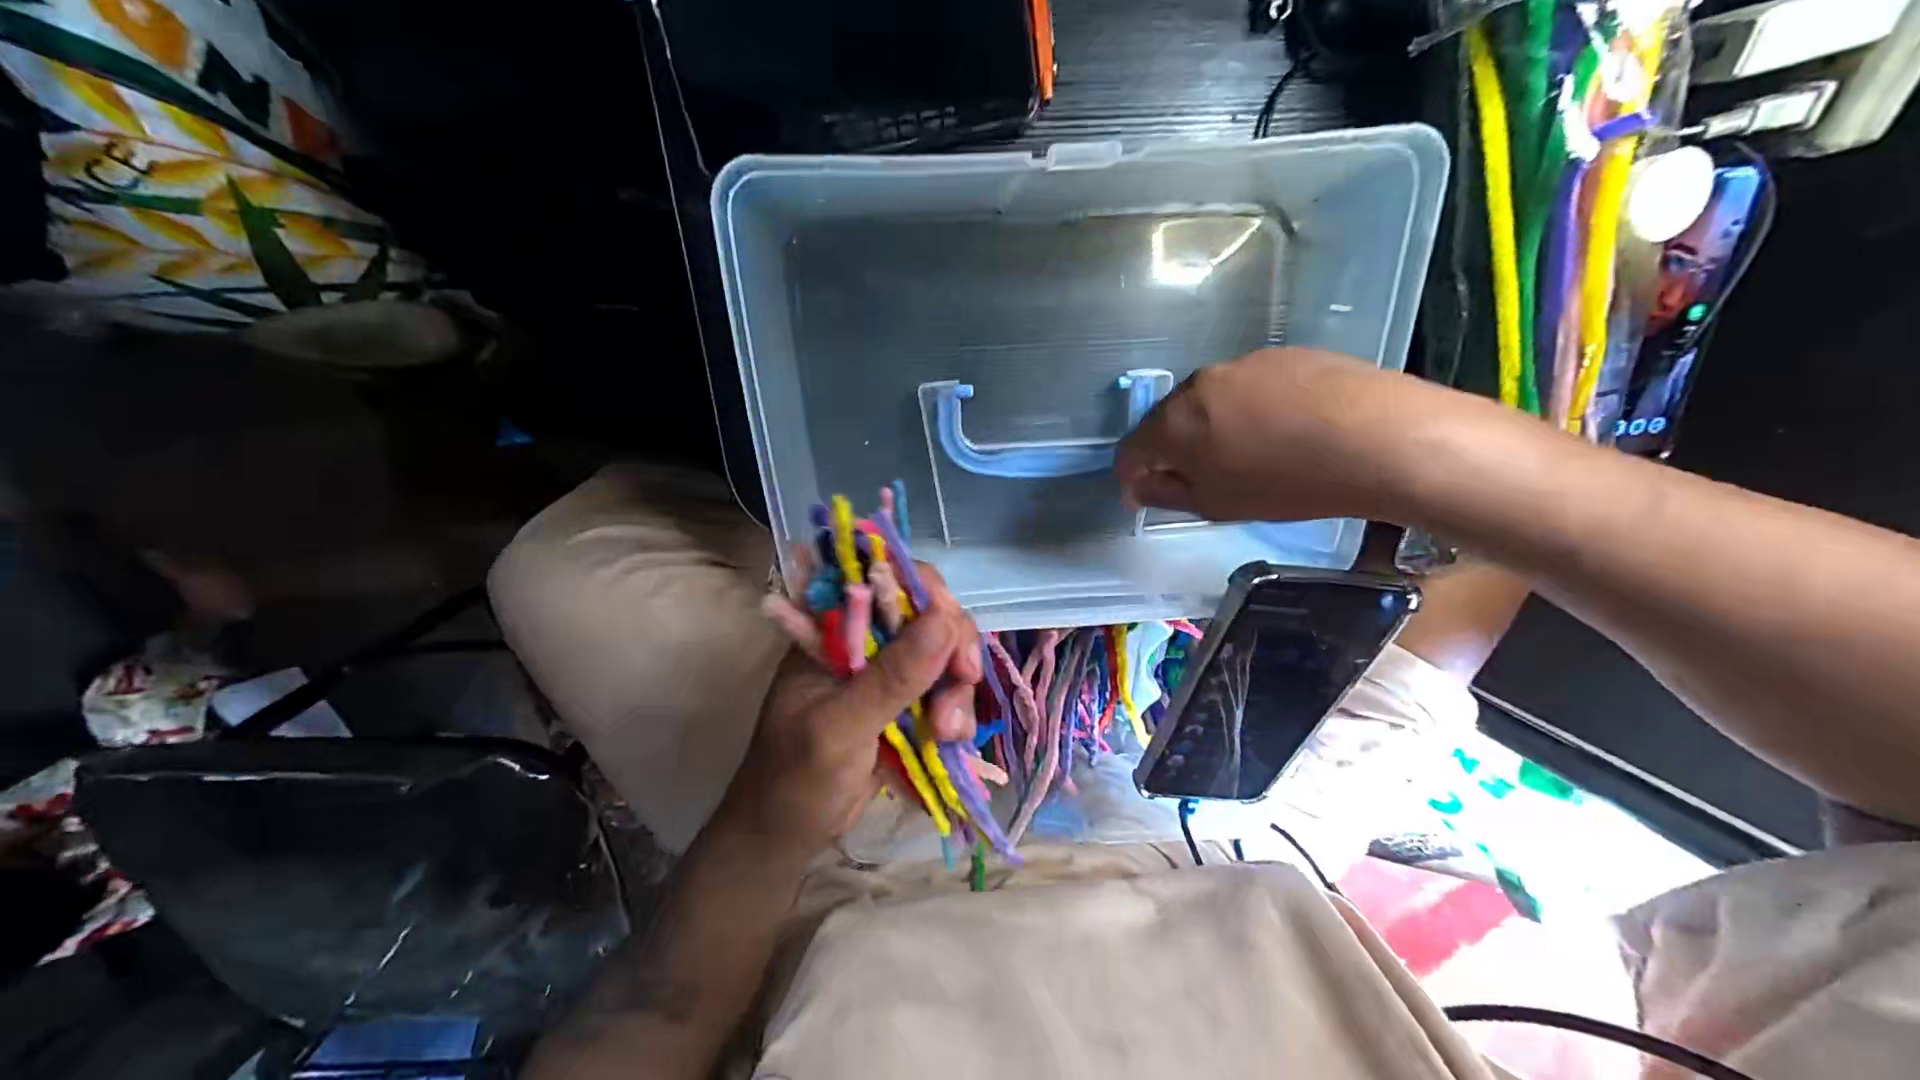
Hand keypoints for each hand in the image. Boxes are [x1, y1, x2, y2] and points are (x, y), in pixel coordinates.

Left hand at [715, 566, 980, 856]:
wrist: (787, 834)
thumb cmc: (795, 776)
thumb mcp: (839, 727)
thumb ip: (892, 676)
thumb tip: (946, 619)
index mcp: (832, 626)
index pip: (886, 579)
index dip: (928, 593)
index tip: (951, 632)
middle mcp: (863, 639)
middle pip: (929, 614)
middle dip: (952, 648)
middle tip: (962, 680)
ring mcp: (887, 672)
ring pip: (945, 654)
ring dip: (957, 688)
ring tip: (947, 731)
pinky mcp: (905, 704)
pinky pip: (946, 691)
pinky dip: (957, 711)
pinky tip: (951, 739)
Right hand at [1115, 347, 1441, 523]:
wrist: (1378, 437)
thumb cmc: (1286, 483)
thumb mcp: (1218, 504)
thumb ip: (1167, 494)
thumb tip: (1141, 486)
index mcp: (1173, 423)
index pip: (1131, 449)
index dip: (1131, 476)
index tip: (1141, 496)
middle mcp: (1198, 383)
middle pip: (1168, 419)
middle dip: (1171, 448)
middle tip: (1195, 478)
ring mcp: (1242, 363)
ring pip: (1209, 399)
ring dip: (1211, 426)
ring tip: (1245, 453)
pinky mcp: (1283, 354)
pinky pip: (1249, 386)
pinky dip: (1250, 409)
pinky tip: (1282, 430)